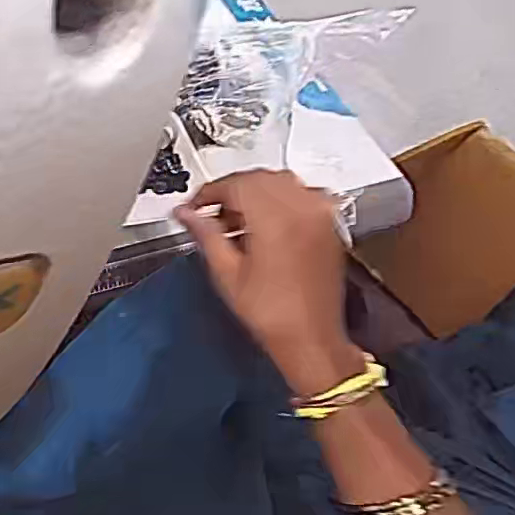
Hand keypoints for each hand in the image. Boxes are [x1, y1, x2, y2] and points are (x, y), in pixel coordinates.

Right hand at [173, 170, 364, 395]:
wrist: (309, 336)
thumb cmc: (271, 314)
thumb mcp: (226, 274)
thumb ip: (205, 235)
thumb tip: (184, 214)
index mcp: (276, 219)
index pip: (236, 183)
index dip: (208, 193)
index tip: (193, 207)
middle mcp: (303, 209)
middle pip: (259, 177)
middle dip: (230, 191)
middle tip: (208, 215)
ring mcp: (321, 214)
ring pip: (281, 182)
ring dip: (254, 193)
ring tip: (234, 223)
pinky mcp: (329, 224)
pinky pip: (301, 195)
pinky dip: (278, 200)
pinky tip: (262, 226)